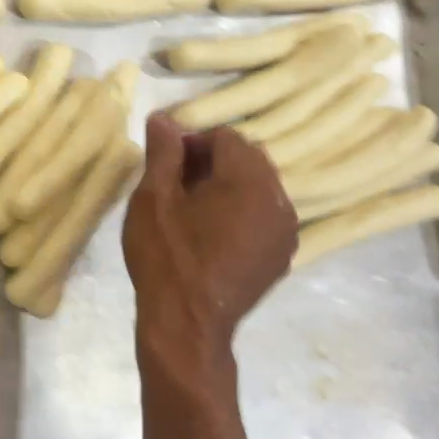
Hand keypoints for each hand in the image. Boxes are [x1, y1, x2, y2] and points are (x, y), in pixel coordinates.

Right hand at [122, 112, 296, 369]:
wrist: (187, 320)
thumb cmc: (165, 256)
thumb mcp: (152, 200)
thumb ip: (162, 155)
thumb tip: (164, 118)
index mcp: (248, 180)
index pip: (228, 137)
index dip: (192, 141)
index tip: (164, 162)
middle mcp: (279, 199)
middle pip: (249, 160)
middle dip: (212, 162)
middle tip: (173, 184)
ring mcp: (286, 230)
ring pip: (258, 189)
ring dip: (227, 188)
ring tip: (190, 210)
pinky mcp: (281, 255)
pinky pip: (263, 217)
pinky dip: (239, 214)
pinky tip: (208, 235)